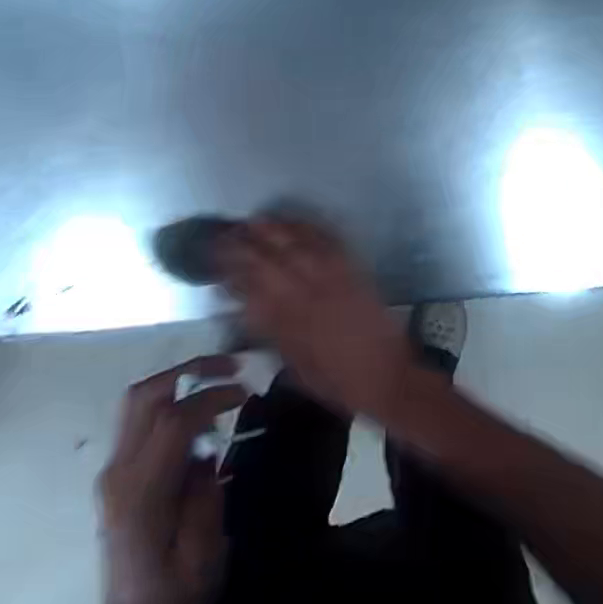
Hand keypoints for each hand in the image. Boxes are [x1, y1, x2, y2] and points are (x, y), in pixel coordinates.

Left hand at [93, 356, 247, 603]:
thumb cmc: (175, 596)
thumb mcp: (204, 555)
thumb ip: (204, 495)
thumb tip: (206, 448)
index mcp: (140, 496)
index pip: (171, 422)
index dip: (209, 397)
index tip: (243, 391)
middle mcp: (118, 474)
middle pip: (144, 398)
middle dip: (189, 371)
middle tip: (231, 367)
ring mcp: (112, 470)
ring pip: (136, 401)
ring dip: (177, 379)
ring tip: (217, 377)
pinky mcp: (116, 472)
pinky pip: (139, 418)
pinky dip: (170, 399)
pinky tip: (198, 407)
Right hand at [217, 217, 419, 417]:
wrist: (387, 378)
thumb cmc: (338, 382)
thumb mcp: (294, 366)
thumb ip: (271, 336)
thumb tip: (249, 312)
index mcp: (286, 323)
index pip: (249, 290)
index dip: (229, 274)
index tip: (215, 263)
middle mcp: (304, 296)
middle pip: (267, 262)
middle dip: (242, 245)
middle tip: (227, 234)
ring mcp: (330, 281)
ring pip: (296, 246)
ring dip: (272, 231)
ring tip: (255, 221)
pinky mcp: (353, 273)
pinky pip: (329, 244)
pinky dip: (311, 230)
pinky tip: (297, 222)